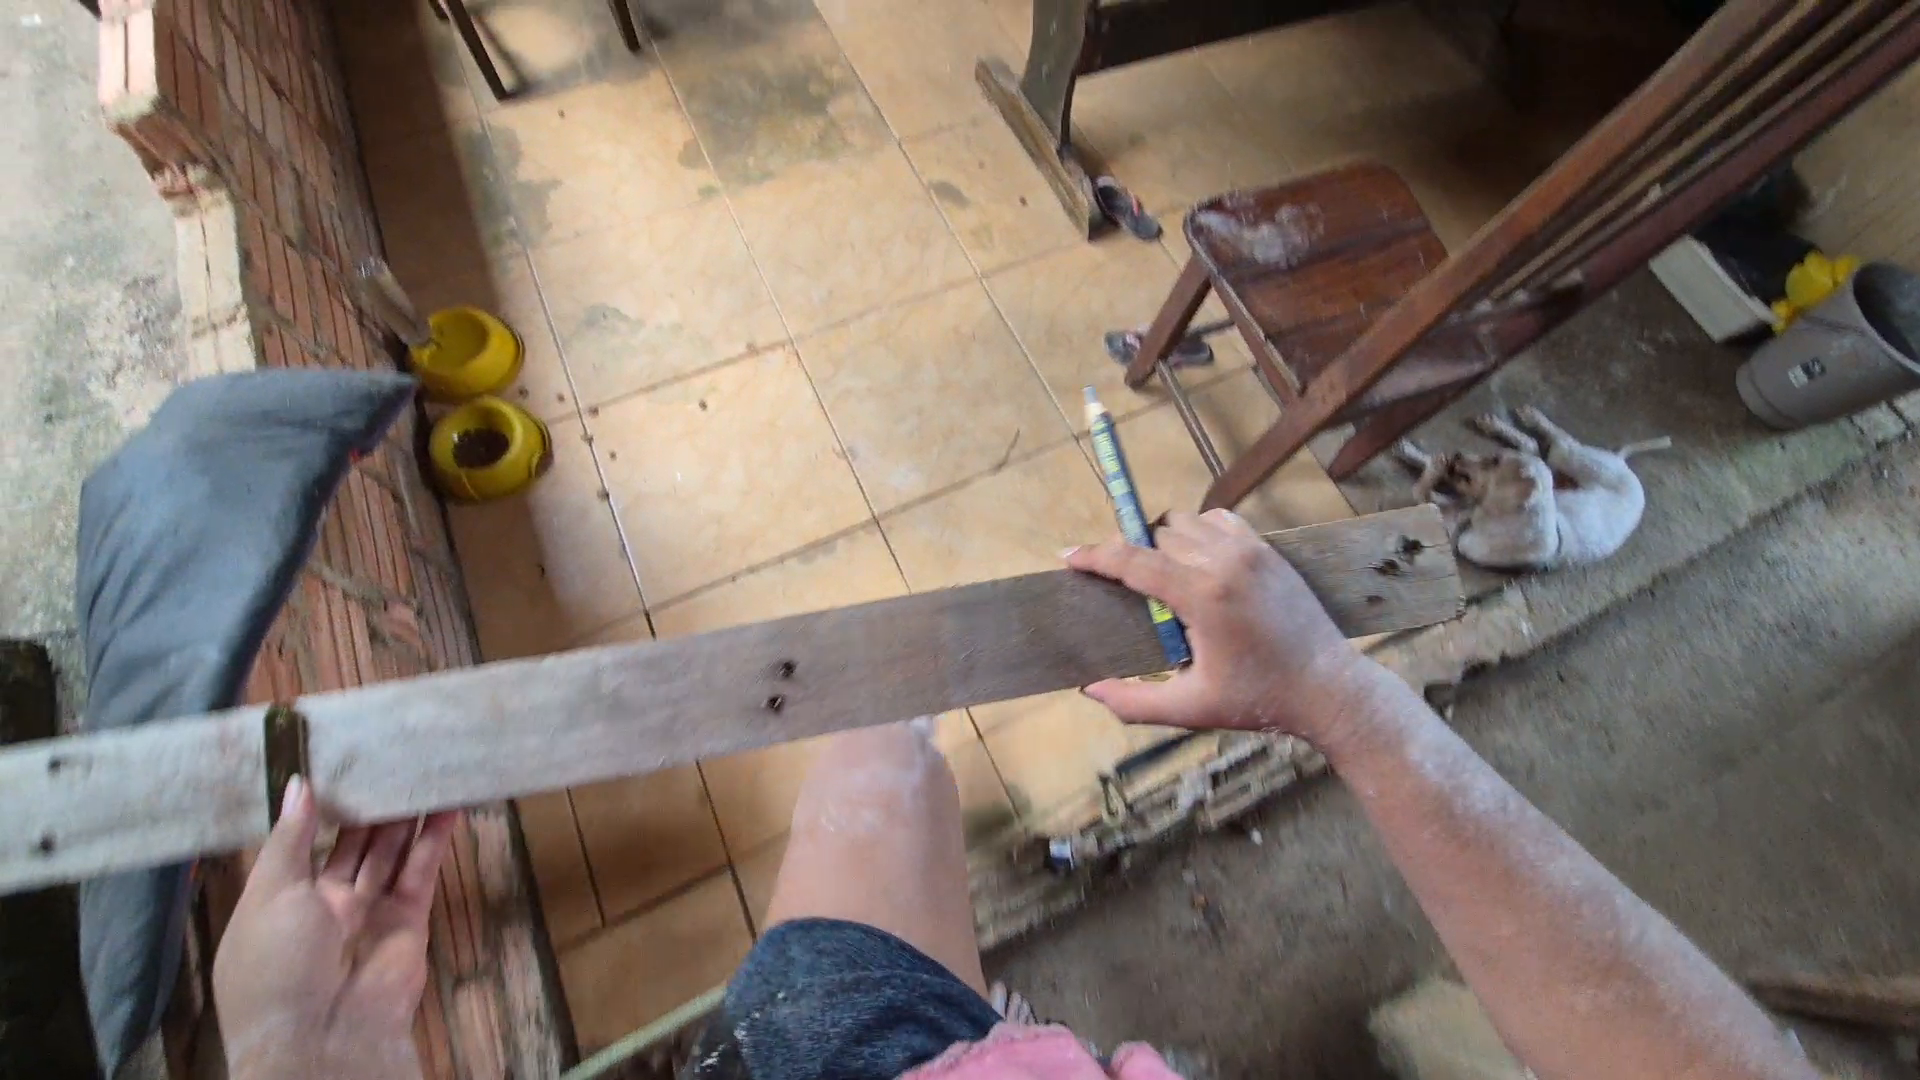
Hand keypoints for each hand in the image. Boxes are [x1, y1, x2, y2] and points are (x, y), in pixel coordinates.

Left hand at [212, 776, 458, 1079]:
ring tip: (428, 775)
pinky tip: (448, 809)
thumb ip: (291, 841)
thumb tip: (299, 784)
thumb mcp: (270, 898)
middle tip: (396, 764)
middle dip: (371, 810)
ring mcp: (370, 911)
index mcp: (279, 904)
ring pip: (390, 853)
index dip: (321, 810)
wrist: (325, 1033)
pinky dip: (435, 840)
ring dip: (407, 818)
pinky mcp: (410, 915)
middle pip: (352, 846)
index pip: (302, 846)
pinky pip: (421, 869)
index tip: (342, 767)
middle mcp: (324, 905)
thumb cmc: (279, 965)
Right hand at [1064, 508, 1372, 739]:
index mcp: (1202, 596)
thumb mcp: (1191, 708)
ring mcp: (1250, 549)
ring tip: (1158, 572)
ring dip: (1162, 539)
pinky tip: (1196, 558)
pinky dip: (1197, 530)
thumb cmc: (1258, 699)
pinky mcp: (1267, 548)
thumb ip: (1134, 702)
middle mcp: (1224, 561)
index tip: (1068, 558)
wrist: (1329, 688)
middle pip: (1155, 535)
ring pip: (1184, 520)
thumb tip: (1088, 688)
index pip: (1133, 561)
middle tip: (1120, 583)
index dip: (1094, 556)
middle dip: (1129, 554)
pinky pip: (1218, 518)